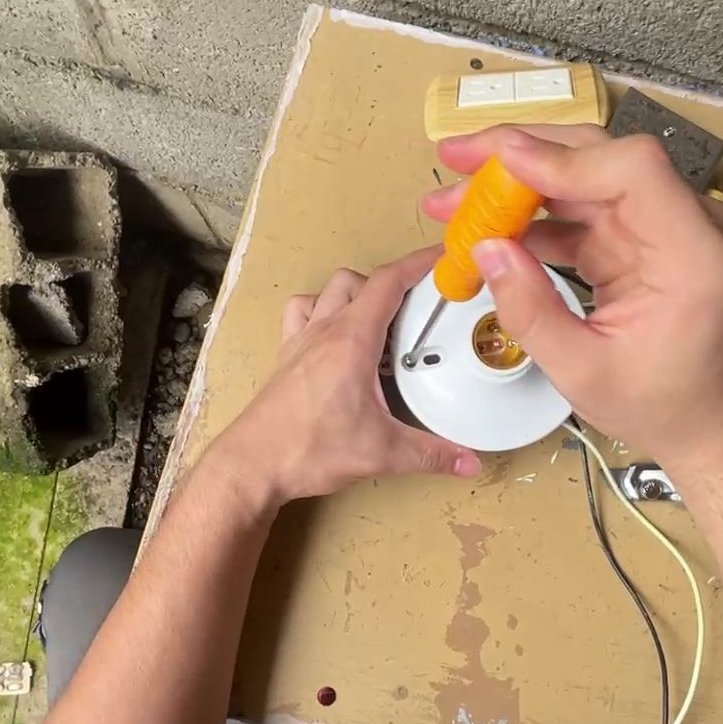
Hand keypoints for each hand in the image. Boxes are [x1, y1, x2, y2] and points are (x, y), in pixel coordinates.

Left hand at [210, 247, 480, 504]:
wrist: (252, 466)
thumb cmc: (308, 449)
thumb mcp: (381, 452)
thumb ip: (431, 454)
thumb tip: (470, 464)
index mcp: (351, 340)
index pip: (388, 282)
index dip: (418, 263)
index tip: (442, 257)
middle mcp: (324, 330)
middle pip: (361, 281)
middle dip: (393, 284)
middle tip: (420, 307)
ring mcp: (301, 340)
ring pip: (329, 291)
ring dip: (356, 293)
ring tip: (381, 320)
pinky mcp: (287, 357)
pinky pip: (302, 313)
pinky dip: (321, 309)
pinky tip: (336, 333)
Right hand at [427, 125, 722, 470]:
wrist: (699, 420)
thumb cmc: (662, 402)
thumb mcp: (583, 372)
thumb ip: (530, 311)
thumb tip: (486, 251)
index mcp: (691, 255)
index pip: (632, 171)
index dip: (561, 157)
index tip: (499, 161)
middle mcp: (683, 225)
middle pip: (600, 158)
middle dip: (523, 154)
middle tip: (458, 157)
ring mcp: (659, 227)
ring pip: (581, 178)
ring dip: (517, 184)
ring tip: (456, 199)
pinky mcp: (637, 237)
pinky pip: (579, 209)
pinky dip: (532, 216)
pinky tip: (490, 227)